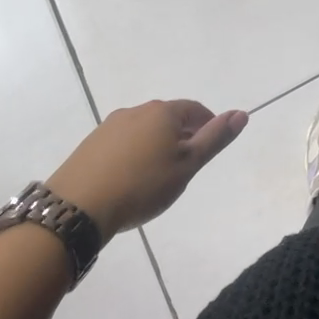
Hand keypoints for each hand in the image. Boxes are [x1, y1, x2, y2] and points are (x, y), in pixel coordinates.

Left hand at [45, 100, 247, 234]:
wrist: (76, 208)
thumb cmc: (142, 185)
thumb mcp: (188, 165)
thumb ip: (215, 138)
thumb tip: (242, 113)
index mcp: (163, 112)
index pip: (194, 109)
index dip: (207, 124)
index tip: (209, 146)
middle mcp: (136, 111)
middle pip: (167, 117)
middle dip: (181, 135)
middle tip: (187, 163)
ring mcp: (108, 127)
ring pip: (143, 130)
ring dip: (155, 145)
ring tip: (158, 174)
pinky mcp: (89, 146)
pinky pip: (121, 143)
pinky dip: (132, 154)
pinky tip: (130, 179)